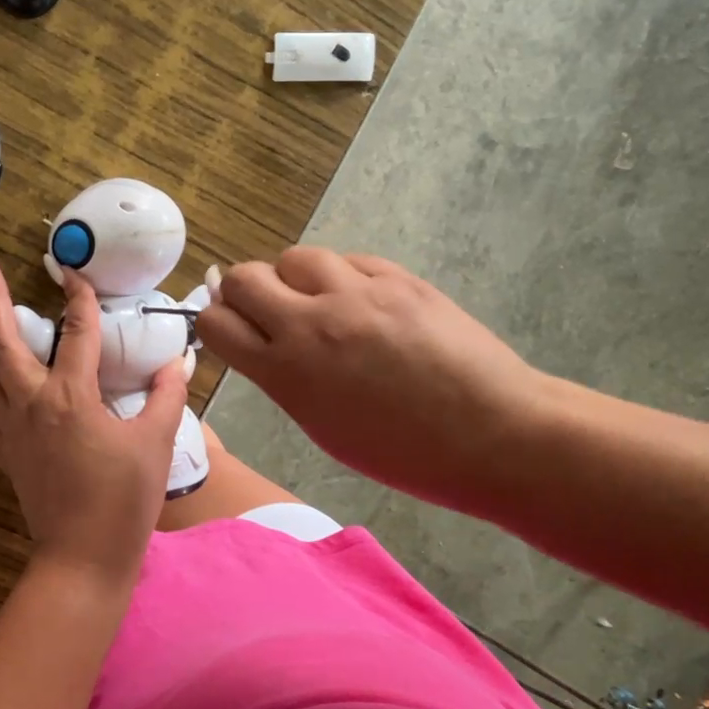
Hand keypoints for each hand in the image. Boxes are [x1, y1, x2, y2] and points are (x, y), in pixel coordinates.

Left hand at [0, 255, 189, 581]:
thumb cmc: (124, 500)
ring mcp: (11, 428)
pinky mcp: (3, 454)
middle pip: (4, 342)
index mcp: (72, 394)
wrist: (85, 556)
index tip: (73, 272)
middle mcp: (32, 402)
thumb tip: (178, 362)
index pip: (77, 332)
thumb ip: (166, 397)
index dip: (78, 297)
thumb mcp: (155, 443)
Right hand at [197, 247, 550, 514]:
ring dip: (294, 278)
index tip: (228, 329)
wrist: (494, 433)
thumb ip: (279, 375)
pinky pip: (348, 261)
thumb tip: (258, 342)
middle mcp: (310, 322)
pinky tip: (362, 301)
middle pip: (243, 277)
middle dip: (243, 292)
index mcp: (284, 370)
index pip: (215, 322)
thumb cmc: (400, 451)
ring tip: (317, 301)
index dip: (214, 322)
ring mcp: (356, 293)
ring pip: (295, 257)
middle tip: (265, 310)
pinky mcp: (397, 277)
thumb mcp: (319, 424)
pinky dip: (343, 277)